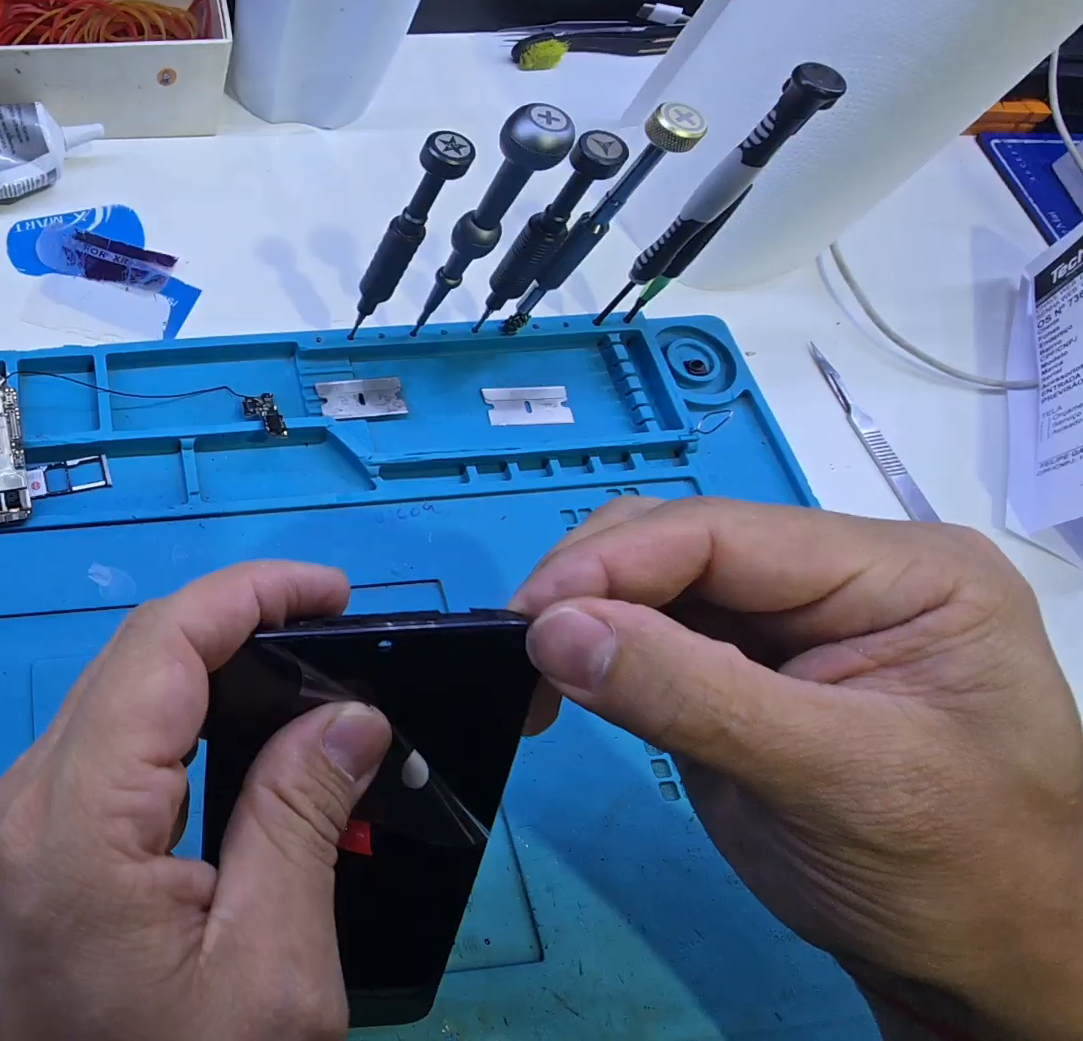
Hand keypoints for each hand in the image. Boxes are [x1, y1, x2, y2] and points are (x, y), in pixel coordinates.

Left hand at [0, 562, 391, 1040]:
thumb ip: (300, 818)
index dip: (245, 595)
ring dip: (209, 662)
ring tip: (298, 664)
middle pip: (135, 658)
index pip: (158, 647)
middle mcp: (32, 794)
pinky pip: (115, 737)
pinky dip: (182, 710)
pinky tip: (241, 720)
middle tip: (328, 630)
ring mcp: (29, 814)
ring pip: (123, 689)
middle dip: (233, 623)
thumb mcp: (270, 969)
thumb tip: (347, 715)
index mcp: (75, 817)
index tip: (329, 589)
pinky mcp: (43, 836)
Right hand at [510, 497, 1082, 1039]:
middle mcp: (826, 573)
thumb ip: (687, 694)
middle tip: (523, 655)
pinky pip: (629, 626)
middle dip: (581, 588)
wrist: (973, 965)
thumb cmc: (954, 876)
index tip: (526, 621)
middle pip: (662, 539)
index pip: (715, 531)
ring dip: (571, 620)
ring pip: (633, 577)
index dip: (606, 564)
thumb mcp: (833, 780)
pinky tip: (560, 686)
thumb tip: (550, 631)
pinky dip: (580, 651)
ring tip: (535, 681)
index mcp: (894, 571)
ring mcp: (771, 615)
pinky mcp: (721, 658)